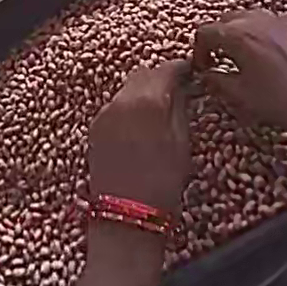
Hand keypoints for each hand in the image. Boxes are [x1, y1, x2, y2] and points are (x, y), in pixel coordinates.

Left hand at [88, 61, 193, 214]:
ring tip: (158, 112)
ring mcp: (104, 113)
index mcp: (148, 100)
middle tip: (177, 91)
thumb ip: (180, 107)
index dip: (181, 68)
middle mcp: (121, 99)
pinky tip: (139, 127)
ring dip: (143, 93)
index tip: (192, 72)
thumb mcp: (182, 142)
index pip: (166, 69)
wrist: (126, 216)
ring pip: (127, 89)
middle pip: (143, 74)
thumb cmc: (163, 182)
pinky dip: (129, 108)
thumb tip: (181, 88)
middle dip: (160, 78)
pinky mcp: (94, 128)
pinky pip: (115, 106)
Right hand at [191, 11, 286, 172]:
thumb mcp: (244, 97)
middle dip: (219, 38)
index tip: (202, 64)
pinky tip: (272, 59)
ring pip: (252, 19)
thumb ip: (219, 81)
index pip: (206, 31)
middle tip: (218, 60)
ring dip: (242, 34)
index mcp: (240, 36)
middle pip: (227, 20)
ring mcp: (285, 22)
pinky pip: (275, 25)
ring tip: (244, 59)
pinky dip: (266, 35)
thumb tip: (209, 75)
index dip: (199, 49)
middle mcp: (261, 21)